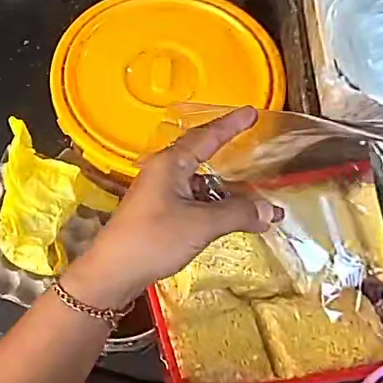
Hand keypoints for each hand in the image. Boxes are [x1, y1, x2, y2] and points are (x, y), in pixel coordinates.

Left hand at [62, 106, 278, 308]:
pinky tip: (233, 216)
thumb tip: (269, 211)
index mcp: (169, 164)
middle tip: (253, 142)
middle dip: (229, 151)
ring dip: (226, 188)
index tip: (250, 111)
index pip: (206, 136)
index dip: (230, 124)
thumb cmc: (152, 240)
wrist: (114, 271)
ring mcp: (159, 192)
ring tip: (256, 194)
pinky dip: (215, 204)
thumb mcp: (200, 225)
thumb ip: (237, 214)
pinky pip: (193, 199)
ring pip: (199, 181)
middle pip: (201, 155)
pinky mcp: (158, 212)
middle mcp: (163, 172)